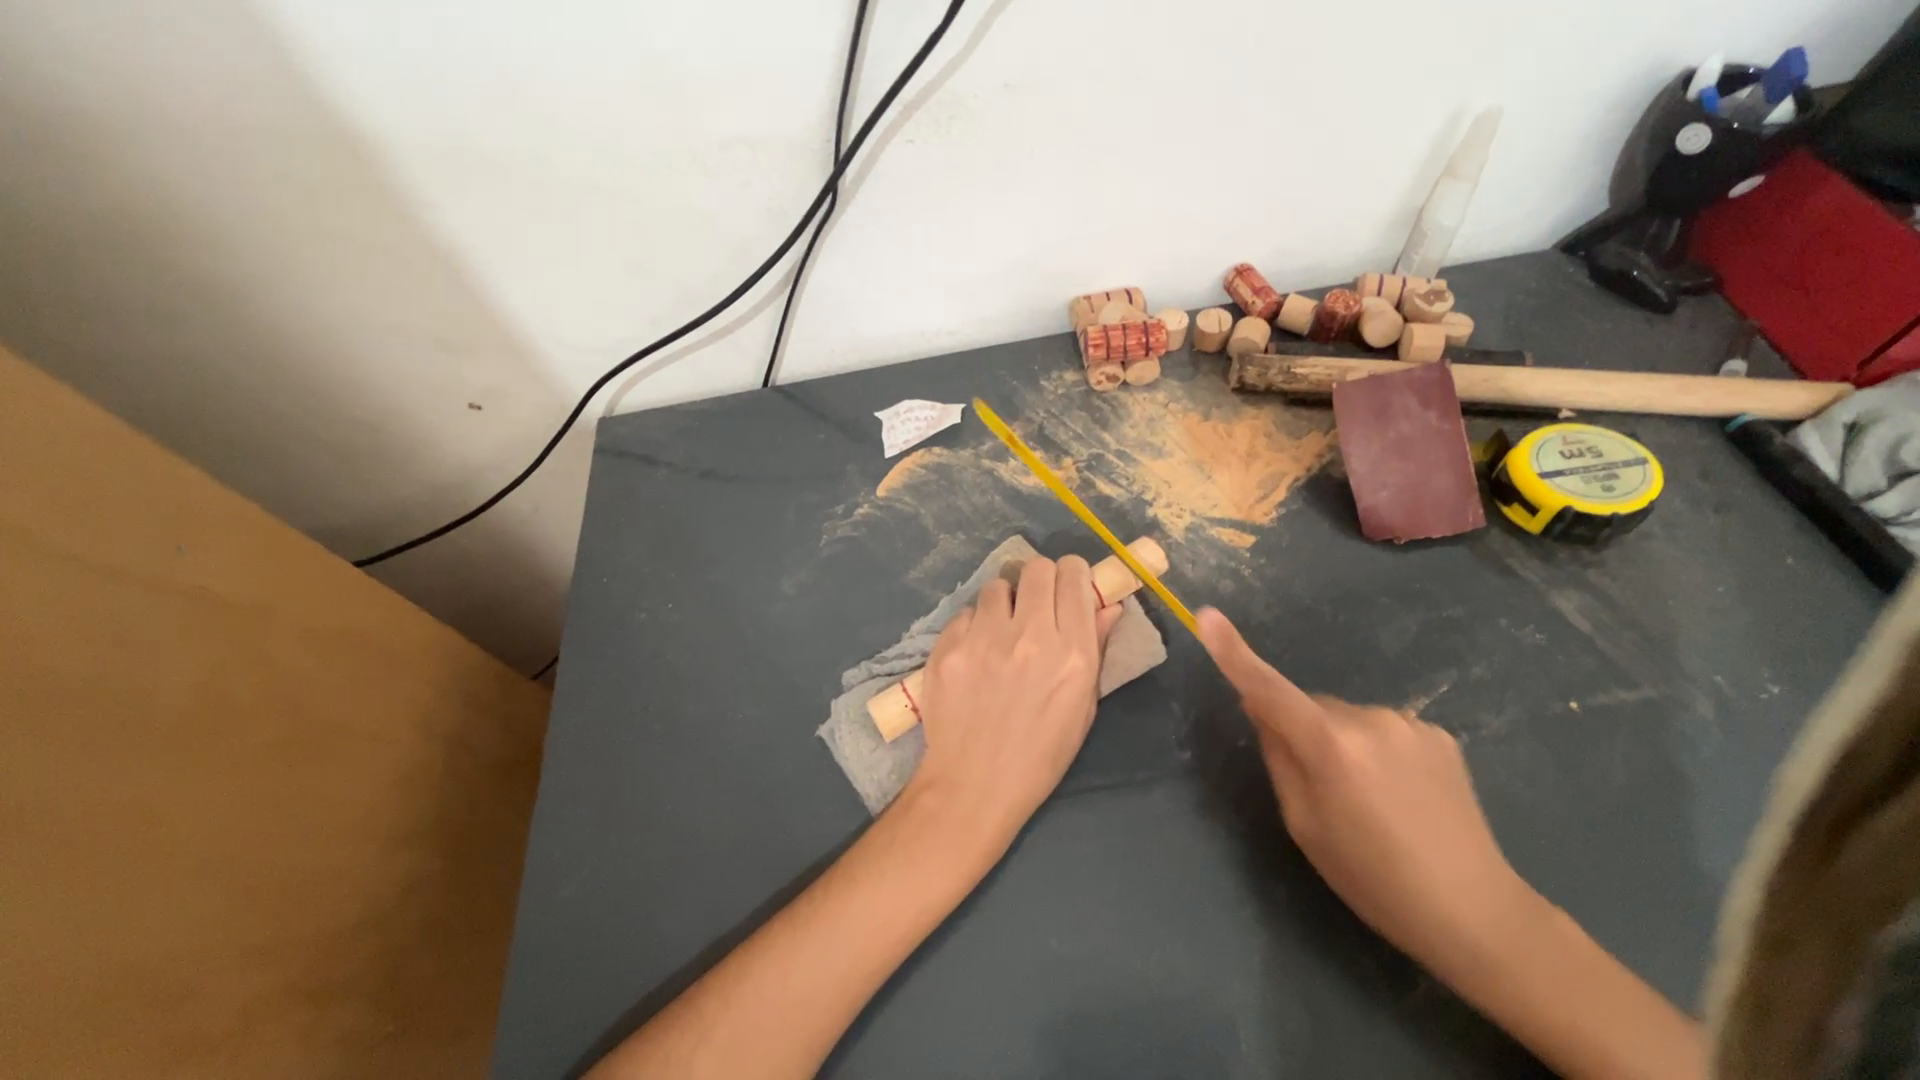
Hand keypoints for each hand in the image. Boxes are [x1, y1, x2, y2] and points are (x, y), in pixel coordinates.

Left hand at [901, 556, 1123, 848]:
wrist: (974, 785)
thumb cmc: (1041, 754)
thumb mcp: (1084, 708)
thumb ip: (1095, 650)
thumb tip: (1109, 606)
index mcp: (1072, 652)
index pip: (1074, 576)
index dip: (1073, 575)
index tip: (1068, 587)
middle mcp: (1030, 635)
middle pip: (1036, 568)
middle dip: (1040, 580)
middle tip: (1036, 604)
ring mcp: (984, 638)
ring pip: (998, 586)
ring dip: (1005, 602)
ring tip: (1002, 632)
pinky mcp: (949, 646)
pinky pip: (965, 613)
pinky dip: (973, 626)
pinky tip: (975, 656)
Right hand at [1197, 607, 1532, 972]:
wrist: (1470, 907)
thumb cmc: (1369, 876)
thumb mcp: (1304, 824)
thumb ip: (1279, 758)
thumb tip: (1263, 709)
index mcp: (1329, 745)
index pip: (1269, 689)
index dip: (1234, 654)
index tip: (1208, 617)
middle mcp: (1369, 720)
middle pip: (1311, 708)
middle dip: (1304, 732)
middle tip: (1321, 792)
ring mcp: (1409, 723)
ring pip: (1348, 719)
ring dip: (1343, 743)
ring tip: (1369, 802)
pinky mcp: (1439, 734)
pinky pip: (1385, 730)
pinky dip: (1378, 752)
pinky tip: (1401, 796)